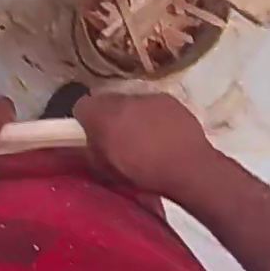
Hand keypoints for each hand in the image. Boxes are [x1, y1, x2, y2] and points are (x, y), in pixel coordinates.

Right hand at [73, 93, 223, 200]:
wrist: (187, 168)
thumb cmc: (143, 174)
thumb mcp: (107, 170)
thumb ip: (95, 150)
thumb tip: (95, 141)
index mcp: (102, 115)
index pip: (82, 106)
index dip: (85, 120)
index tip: (94, 135)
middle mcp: (123, 99)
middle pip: (109, 102)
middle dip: (111, 117)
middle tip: (120, 139)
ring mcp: (148, 97)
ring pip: (132, 103)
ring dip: (134, 116)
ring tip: (146, 138)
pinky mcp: (170, 100)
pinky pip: (154, 106)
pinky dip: (155, 117)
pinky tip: (165, 135)